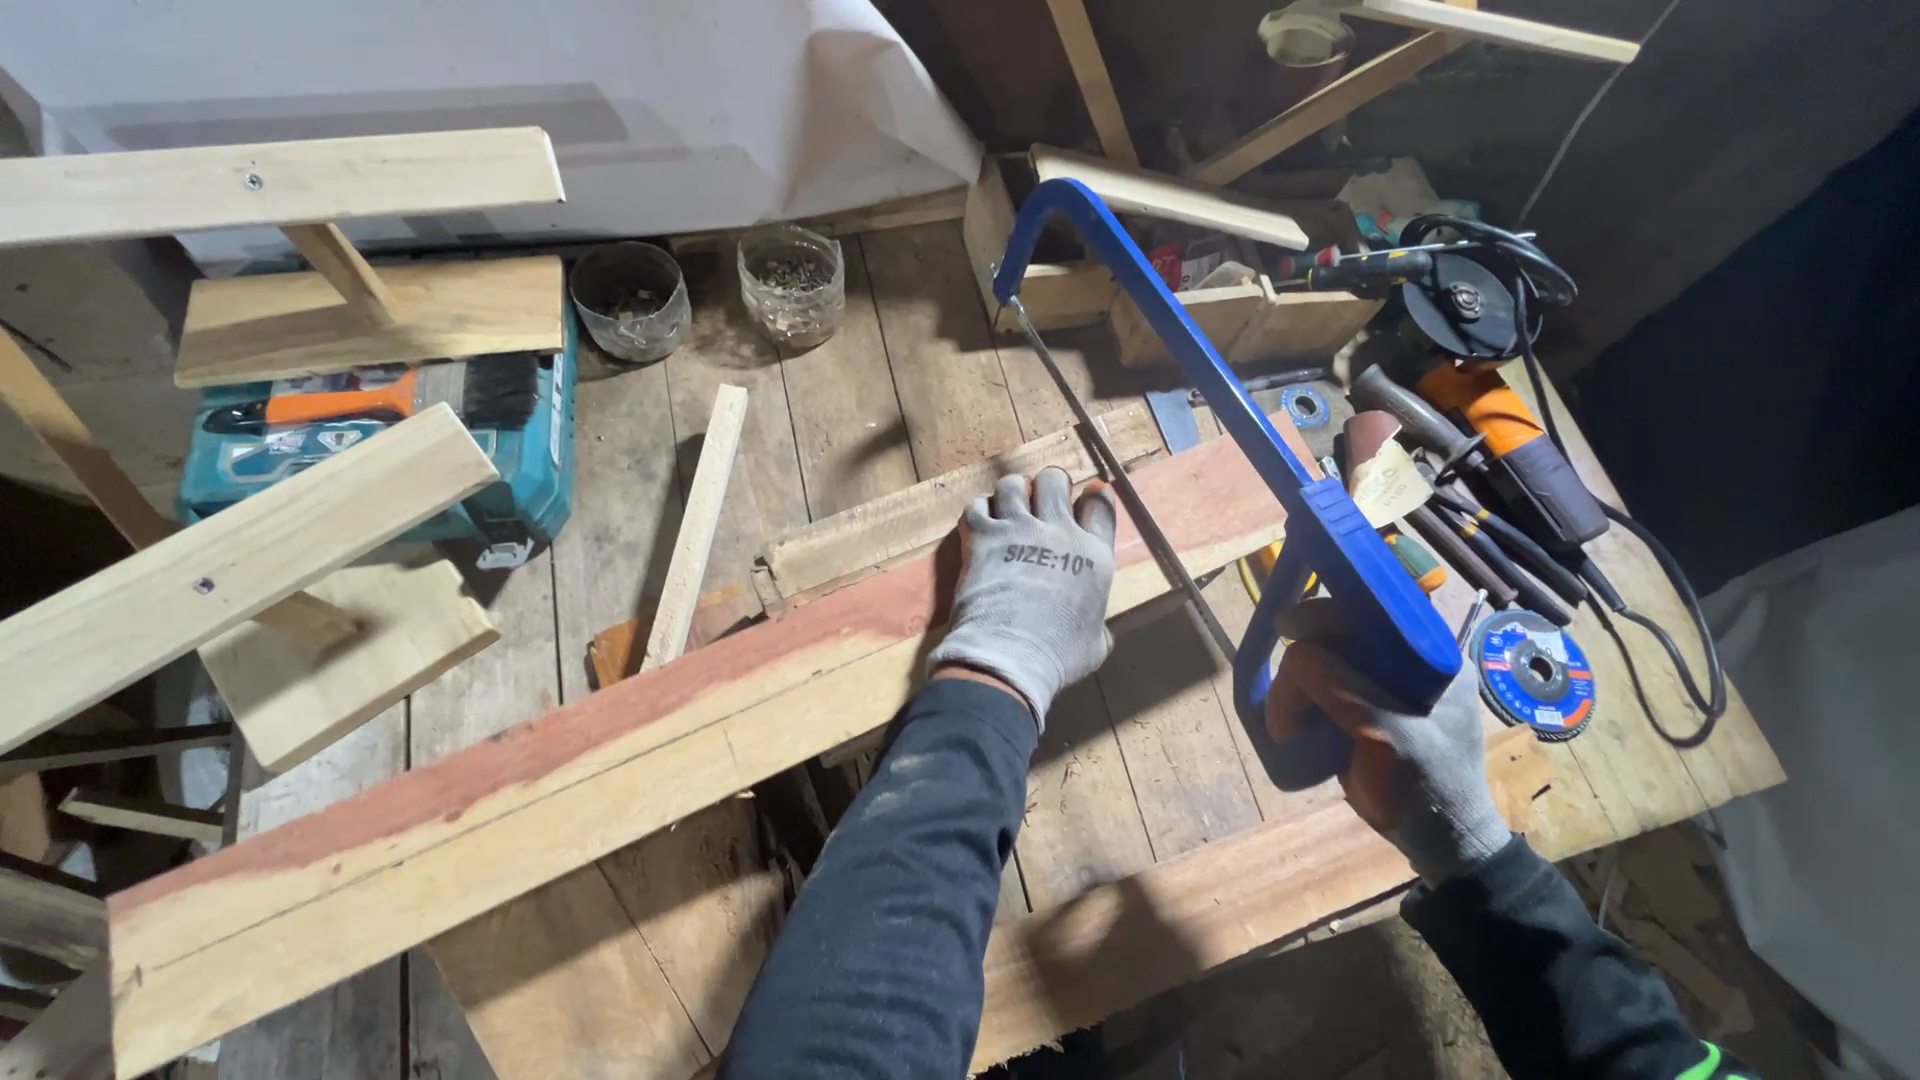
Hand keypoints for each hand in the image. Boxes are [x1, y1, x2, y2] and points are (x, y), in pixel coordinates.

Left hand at [928, 468, 1117, 729]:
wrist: (1010, 655)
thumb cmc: (1059, 657)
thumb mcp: (1096, 643)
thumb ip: (1097, 622)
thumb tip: (1095, 628)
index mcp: (1094, 556)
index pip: (1100, 505)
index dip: (1094, 495)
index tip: (1086, 496)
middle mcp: (1059, 533)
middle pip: (1054, 480)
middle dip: (1047, 485)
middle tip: (1039, 501)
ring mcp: (1019, 530)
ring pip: (1013, 484)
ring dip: (1010, 493)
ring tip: (1006, 509)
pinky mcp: (983, 536)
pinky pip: (978, 505)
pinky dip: (979, 510)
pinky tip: (979, 525)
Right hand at [1264, 599, 1508, 883]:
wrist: (1441, 845)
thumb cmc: (1424, 789)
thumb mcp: (1382, 734)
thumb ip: (1339, 687)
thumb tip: (1292, 654)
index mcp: (1431, 656)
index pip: (1370, 607)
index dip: (1325, 612)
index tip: (1285, 628)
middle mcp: (1410, 659)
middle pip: (1339, 631)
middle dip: (1302, 661)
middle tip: (1282, 702)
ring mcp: (1386, 683)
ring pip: (1323, 658)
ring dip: (1296, 689)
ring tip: (1288, 728)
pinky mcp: (1366, 706)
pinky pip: (1322, 684)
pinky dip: (1301, 700)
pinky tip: (1297, 724)